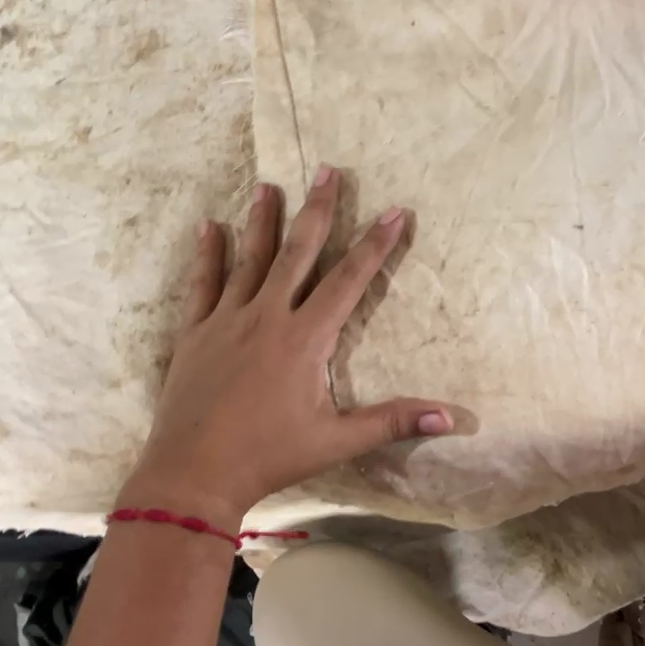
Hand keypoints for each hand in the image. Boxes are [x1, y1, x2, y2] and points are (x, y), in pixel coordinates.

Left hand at [120, 167, 453, 526]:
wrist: (193, 475)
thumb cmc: (270, 457)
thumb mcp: (337, 440)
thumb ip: (392, 422)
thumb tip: (450, 417)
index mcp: (305, 339)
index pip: (348, 280)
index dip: (375, 245)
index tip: (394, 211)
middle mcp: (267, 317)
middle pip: (298, 253)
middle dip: (317, 210)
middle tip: (327, 170)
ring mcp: (227, 321)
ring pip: (250, 259)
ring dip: (262, 220)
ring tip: (269, 185)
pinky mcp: (195, 334)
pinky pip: (203, 285)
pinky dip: (207, 255)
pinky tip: (209, 227)